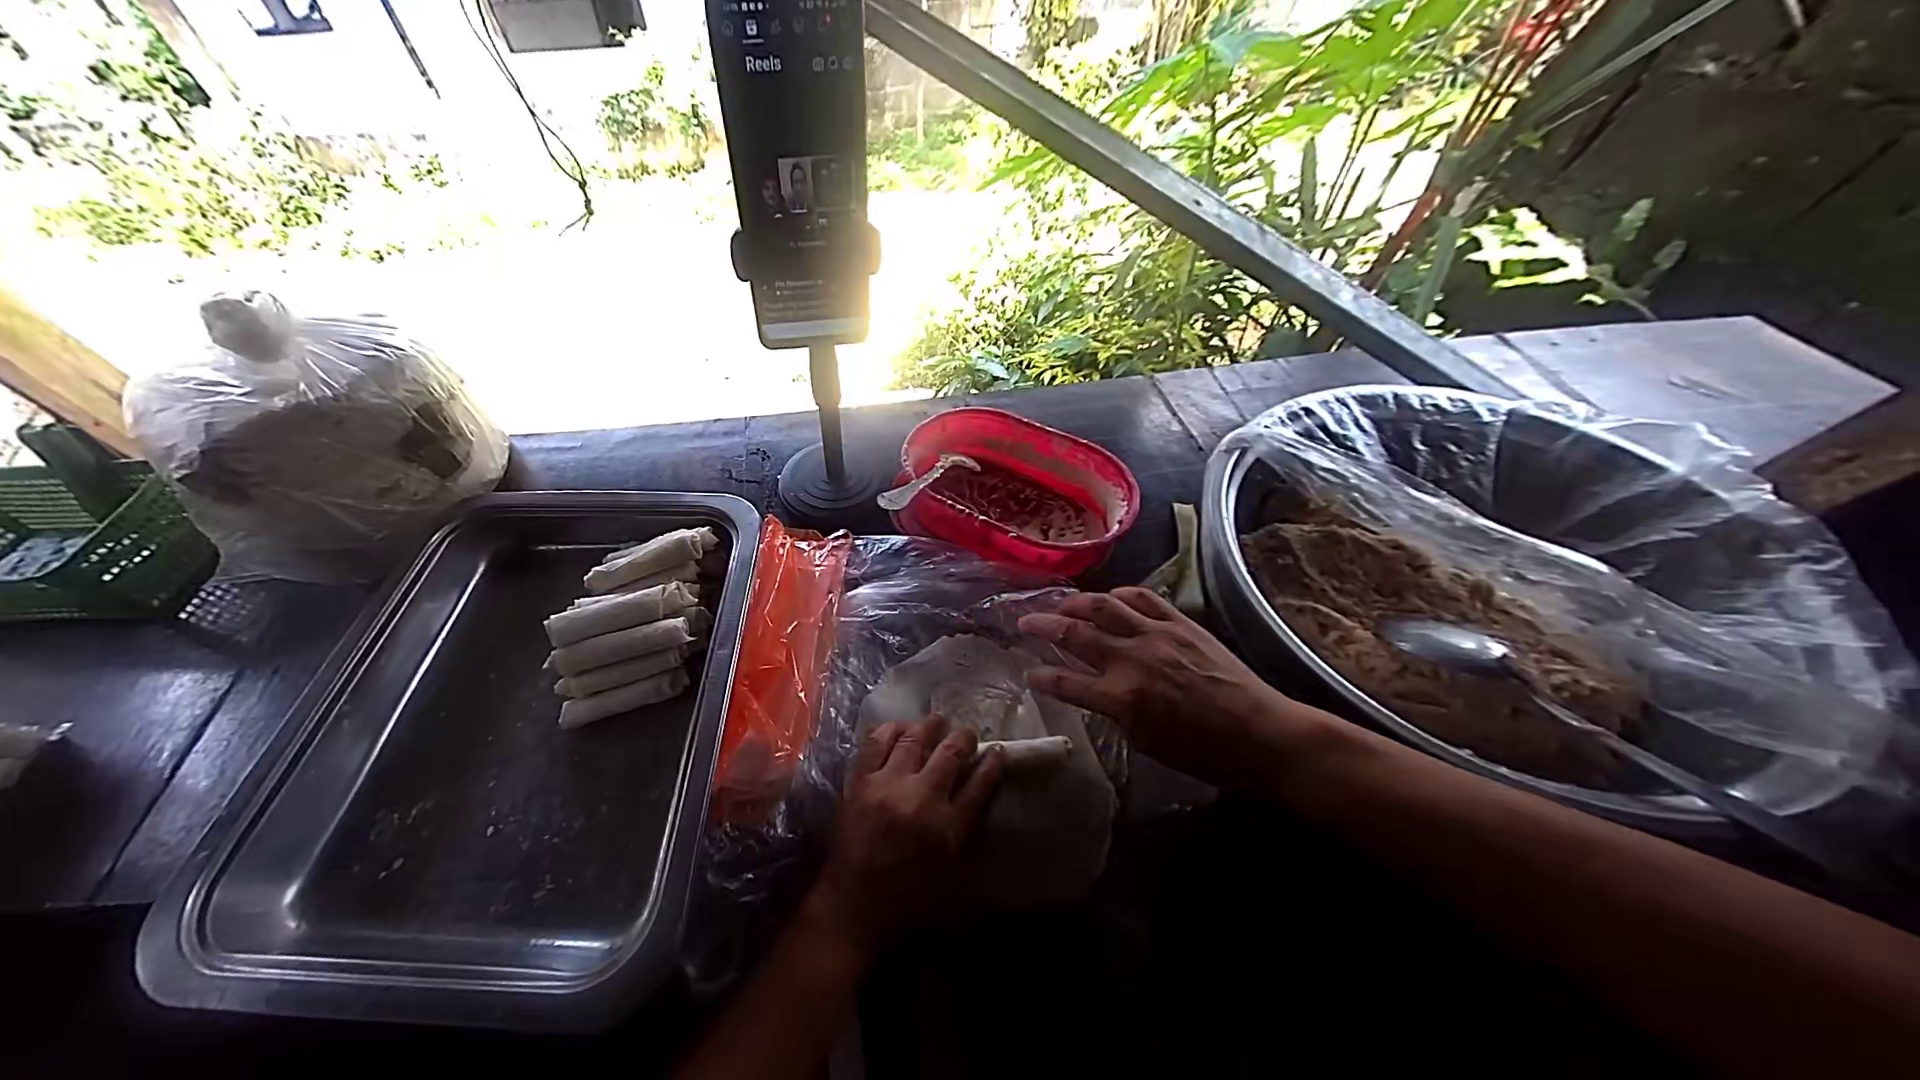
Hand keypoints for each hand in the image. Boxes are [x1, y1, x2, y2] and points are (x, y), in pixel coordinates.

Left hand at [809, 718, 1002, 951]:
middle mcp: (922, 799)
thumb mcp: (952, 875)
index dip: (992, 764)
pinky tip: (900, 727)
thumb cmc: (907, 900)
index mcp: (948, 827)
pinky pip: (876, 743)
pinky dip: (890, 729)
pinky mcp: (861, 783)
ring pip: (915, 740)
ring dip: (930, 727)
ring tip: (937, 721)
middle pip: (950, 754)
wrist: (853, 908)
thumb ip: (966, 835)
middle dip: (964, 738)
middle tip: (967, 733)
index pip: (979, 784)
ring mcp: (888, 786)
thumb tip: (977, 800)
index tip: (997, 751)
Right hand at [1018, 587, 1338, 788]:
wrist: (1261, 734)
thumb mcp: (1147, 741)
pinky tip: (1111, 596)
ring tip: (1061, 603)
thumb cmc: (1204, 752)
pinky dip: (1121, 594)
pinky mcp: (1181, 623)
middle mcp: (1133, 659)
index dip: (1042, 676)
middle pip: (1076, 633)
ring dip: (1077, 602)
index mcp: (1122, 697)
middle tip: (1024, 619)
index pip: (1066, 682)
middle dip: (1043, 625)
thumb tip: (1095, 691)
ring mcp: (1158, 635)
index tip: (1028, 672)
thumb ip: (1115, 711)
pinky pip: (1144, 597)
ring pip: (1105, 606)